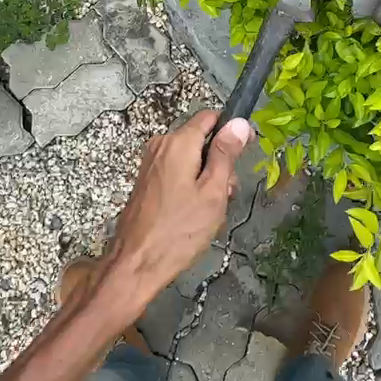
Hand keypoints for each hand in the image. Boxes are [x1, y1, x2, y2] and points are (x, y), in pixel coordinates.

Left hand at [101, 110, 252, 299]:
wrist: (135, 263)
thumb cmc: (179, 230)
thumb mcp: (212, 192)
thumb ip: (226, 154)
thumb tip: (240, 123)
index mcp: (179, 142)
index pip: (210, 117)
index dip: (231, 130)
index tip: (244, 152)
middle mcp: (161, 145)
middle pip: (201, 140)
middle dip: (218, 163)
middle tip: (224, 196)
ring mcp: (151, 162)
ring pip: (190, 158)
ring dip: (205, 179)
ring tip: (208, 212)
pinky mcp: (146, 180)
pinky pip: (176, 172)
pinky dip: (189, 186)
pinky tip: (192, 215)